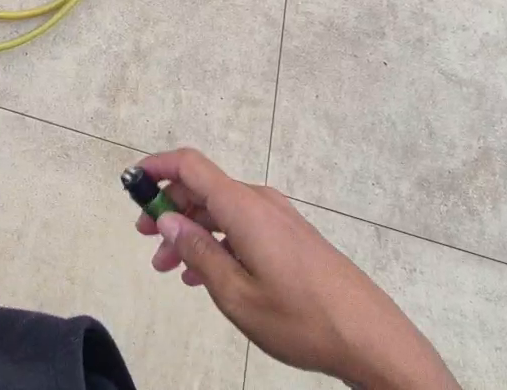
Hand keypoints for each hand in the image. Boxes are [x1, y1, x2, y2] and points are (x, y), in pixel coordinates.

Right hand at [135, 149, 457, 389]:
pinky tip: (206, 274)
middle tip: (146, 241)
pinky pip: (242, 226)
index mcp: (243, 207)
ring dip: (191, 232)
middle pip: (202, 189)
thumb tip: (167, 219)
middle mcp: (260, 202)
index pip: (190, 164)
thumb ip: (198, 251)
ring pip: (221, 211)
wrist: (375, 342)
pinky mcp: (292, 238)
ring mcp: (279, 220)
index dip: (157, 166)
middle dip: (168, 210)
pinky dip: (217, 241)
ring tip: (171, 268)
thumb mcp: (237, 294)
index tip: (131, 183)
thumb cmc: (301, 318)